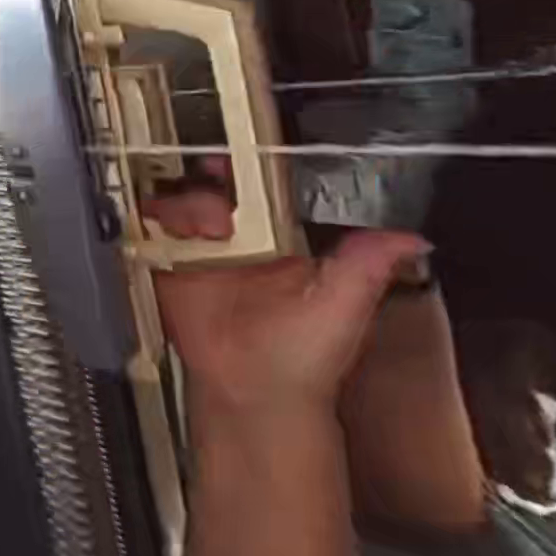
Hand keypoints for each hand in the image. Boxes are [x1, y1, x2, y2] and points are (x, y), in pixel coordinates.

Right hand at [143, 161, 427, 415]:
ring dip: (175, 206)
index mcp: (271, 237)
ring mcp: (192, 248)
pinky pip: (144, 230)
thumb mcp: (341, 309)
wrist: (251, 390)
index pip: (250, 190)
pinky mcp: (162, 263)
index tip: (226, 164)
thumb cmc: (302, 354)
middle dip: (200, 188)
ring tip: (189, 233)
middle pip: (204, 189)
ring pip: (172, 203)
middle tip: (211, 217)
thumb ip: (363, 269)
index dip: (237, 169)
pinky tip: (155, 232)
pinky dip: (142, 221)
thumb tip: (412, 238)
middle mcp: (229, 236)